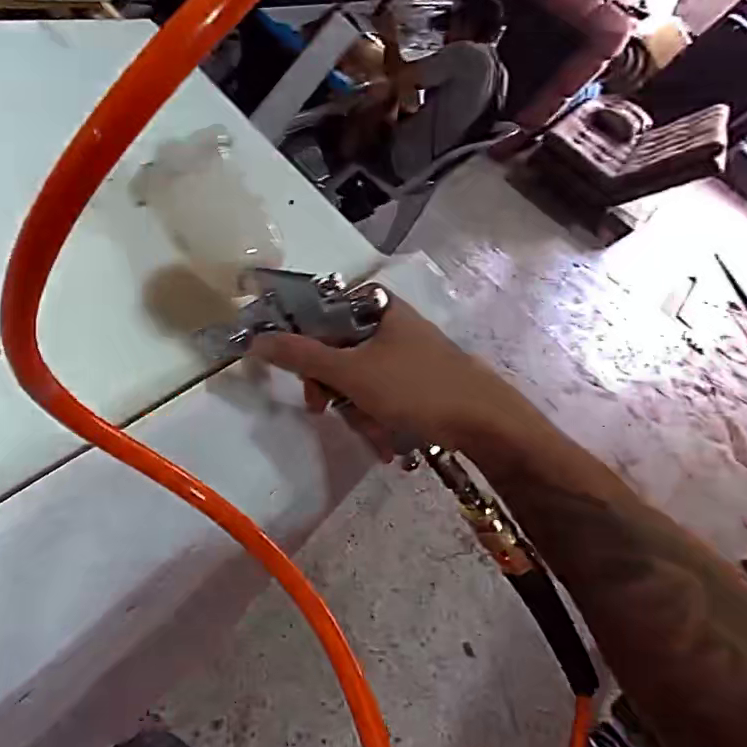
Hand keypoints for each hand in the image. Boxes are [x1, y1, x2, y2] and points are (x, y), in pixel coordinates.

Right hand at [250, 295, 519, 458]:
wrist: (489, 426)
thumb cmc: (417, 388)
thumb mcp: (351, 372)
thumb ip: (300, 355)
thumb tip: (256, 339)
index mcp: (377, 306)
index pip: (319, 314)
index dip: (302, 344)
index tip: (299, 376)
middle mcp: (390, 322)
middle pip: (336, 351)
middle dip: (333, 389)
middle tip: (325, 410)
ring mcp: (406, 352)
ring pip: (357, 378)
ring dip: (356, 411)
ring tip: (374, 434)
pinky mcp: (418, 379)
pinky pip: (380, 394)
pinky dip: (377, 417)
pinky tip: (387, 440)